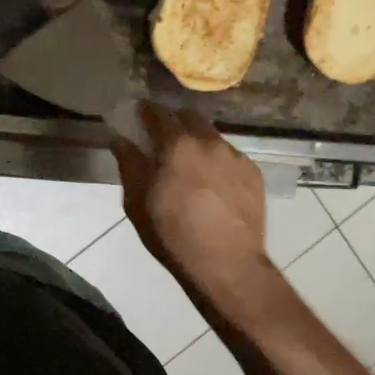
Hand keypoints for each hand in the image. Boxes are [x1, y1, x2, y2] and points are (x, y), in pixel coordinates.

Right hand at [111, 102, 269, 285]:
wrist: (226, 264)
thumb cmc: (172, 234)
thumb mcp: (137, 203)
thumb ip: (129, 165)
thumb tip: (120, 139)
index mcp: (177, 145)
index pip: (159, 112)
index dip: (146, 110)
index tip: (138, 113)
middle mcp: (209, 142)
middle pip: (189, 117)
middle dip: (173, 121)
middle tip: (162, 137)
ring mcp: (235, 157)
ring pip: (212, 136)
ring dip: (197, 141)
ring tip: (189, 163)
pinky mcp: (253, 174)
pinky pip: (230, 156)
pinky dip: (216, 160)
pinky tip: (212, 183)